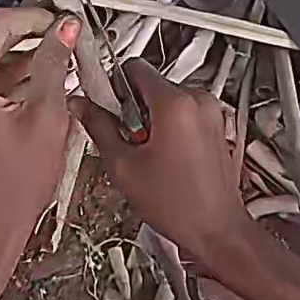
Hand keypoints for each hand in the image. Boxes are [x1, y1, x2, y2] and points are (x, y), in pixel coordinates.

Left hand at [0, 6, 79, 299]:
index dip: (32, 17)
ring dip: (21, 64)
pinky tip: (39, 89)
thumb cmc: (8, 191)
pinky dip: (6, 85)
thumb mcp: (45, 118)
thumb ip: (53, 65)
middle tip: (63, 42)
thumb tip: (63, 32)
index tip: (56, 21)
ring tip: (59, 68)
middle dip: (30, 41)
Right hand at [70, 59, 257, 268]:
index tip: (102, 103)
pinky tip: (163, 156)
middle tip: (125, 139)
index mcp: (175, 104)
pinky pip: (183, 112)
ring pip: (165, 98)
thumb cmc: (179, 205)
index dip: (112, 86)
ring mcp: (211, 113)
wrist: (218, 232)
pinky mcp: (216, 125)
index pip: (133, 68)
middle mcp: (198, 101)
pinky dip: (168, 126)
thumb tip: (81, 105)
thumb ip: (98, 127)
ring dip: (149, 118)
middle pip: (150, 84)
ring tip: (146, 152)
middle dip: (131, 107)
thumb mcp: (123, 166)